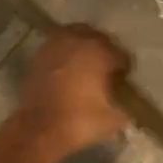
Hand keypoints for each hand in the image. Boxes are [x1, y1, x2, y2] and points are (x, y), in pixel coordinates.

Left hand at [7, 24, 130, 162]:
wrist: (38, 127)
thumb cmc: (79, 121)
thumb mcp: (112, 120)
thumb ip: (123, 108)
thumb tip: (124, 105)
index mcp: (100, 53)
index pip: (120, 54)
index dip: (123, 68)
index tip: (122, 80)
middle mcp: (78, 41)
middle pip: (98, 38)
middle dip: (104, 50)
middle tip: (105, 68)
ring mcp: (56, 44)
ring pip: (75, 35)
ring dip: (83, 45)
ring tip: (85, 63)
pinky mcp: (39, 53)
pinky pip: (58, 44)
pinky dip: (64, 51)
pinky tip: (66, 67)